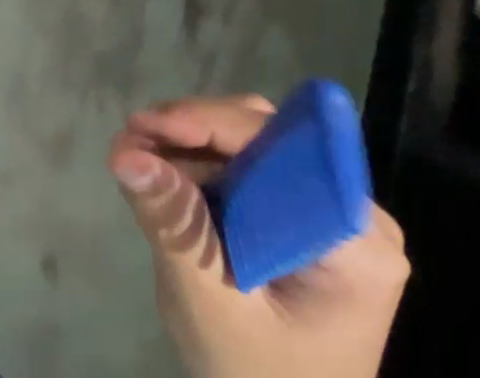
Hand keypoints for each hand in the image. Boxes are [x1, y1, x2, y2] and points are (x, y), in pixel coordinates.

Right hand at [109, 96, 409, 377]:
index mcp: (354, 243)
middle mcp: (352, 218)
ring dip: (186, 142)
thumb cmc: (256, 370)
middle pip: (269, 136)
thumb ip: (175, 226)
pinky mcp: (293, 221)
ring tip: (132, 157)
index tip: (148, 127)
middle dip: (192, 128)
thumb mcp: (207, 303)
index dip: (215, 125)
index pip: (289, 152)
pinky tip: (156, 177)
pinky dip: (193, 162)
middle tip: (128, 141)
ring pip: (250, 143)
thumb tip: (124, 154)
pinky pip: (243, 168)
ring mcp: (324, 217)